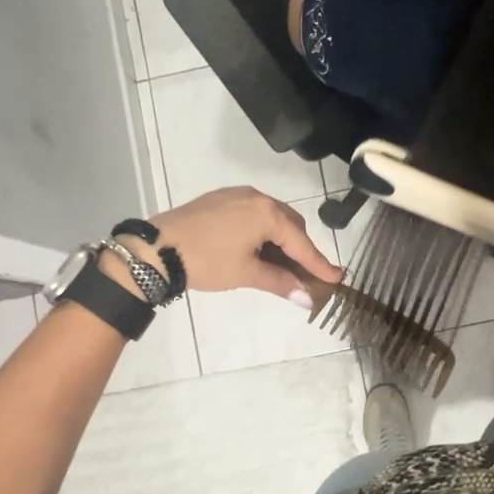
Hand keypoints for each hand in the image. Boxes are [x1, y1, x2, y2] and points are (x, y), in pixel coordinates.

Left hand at [140, 187, 340, 304]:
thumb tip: (307, 298)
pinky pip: (252, 214)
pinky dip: (261, 232)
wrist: (156, 249)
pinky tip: (256, 250)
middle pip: (290, 225)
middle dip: (300, 250)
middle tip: (307, 275)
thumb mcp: (246, 274)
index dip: (319, 264)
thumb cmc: (206, 261)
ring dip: (280, 241)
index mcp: (267, 213)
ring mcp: (235, 195)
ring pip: (270, 219)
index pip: (301, 243)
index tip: (337, 278)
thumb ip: (280, 282)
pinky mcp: (218, 200)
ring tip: (281, 266)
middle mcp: (256, 197)